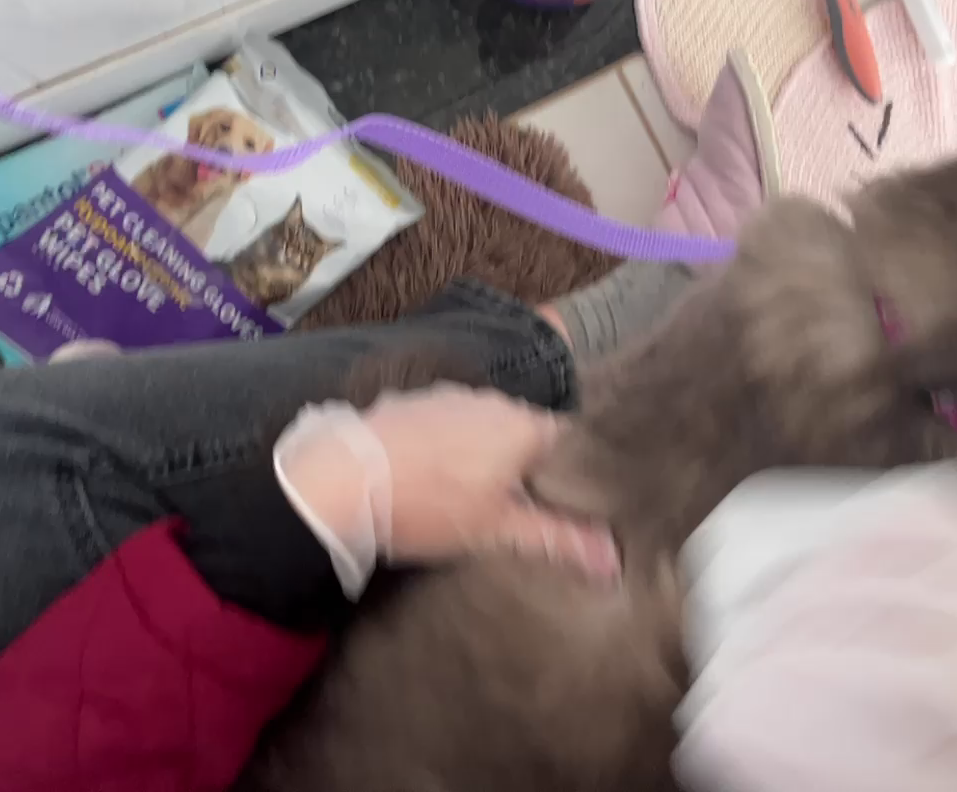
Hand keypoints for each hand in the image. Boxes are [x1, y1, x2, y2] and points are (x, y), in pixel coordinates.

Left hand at [274, 385, 619, 594]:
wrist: (342, 479)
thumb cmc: (429, 506)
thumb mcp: (497, 531)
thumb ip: (559, 540)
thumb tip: (614, 559)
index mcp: (522, 426)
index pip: (569, 440)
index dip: (573, 470)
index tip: (570, 497)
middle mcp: (493, 400)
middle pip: (528, 430)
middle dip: (529, 462)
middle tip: (521, 502)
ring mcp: (451, 396)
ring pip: (487, 423)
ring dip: (488, 449)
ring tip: (473, 489)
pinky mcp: (416, 400)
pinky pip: (450, 418)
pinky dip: (452, 440)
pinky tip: (434, 470)